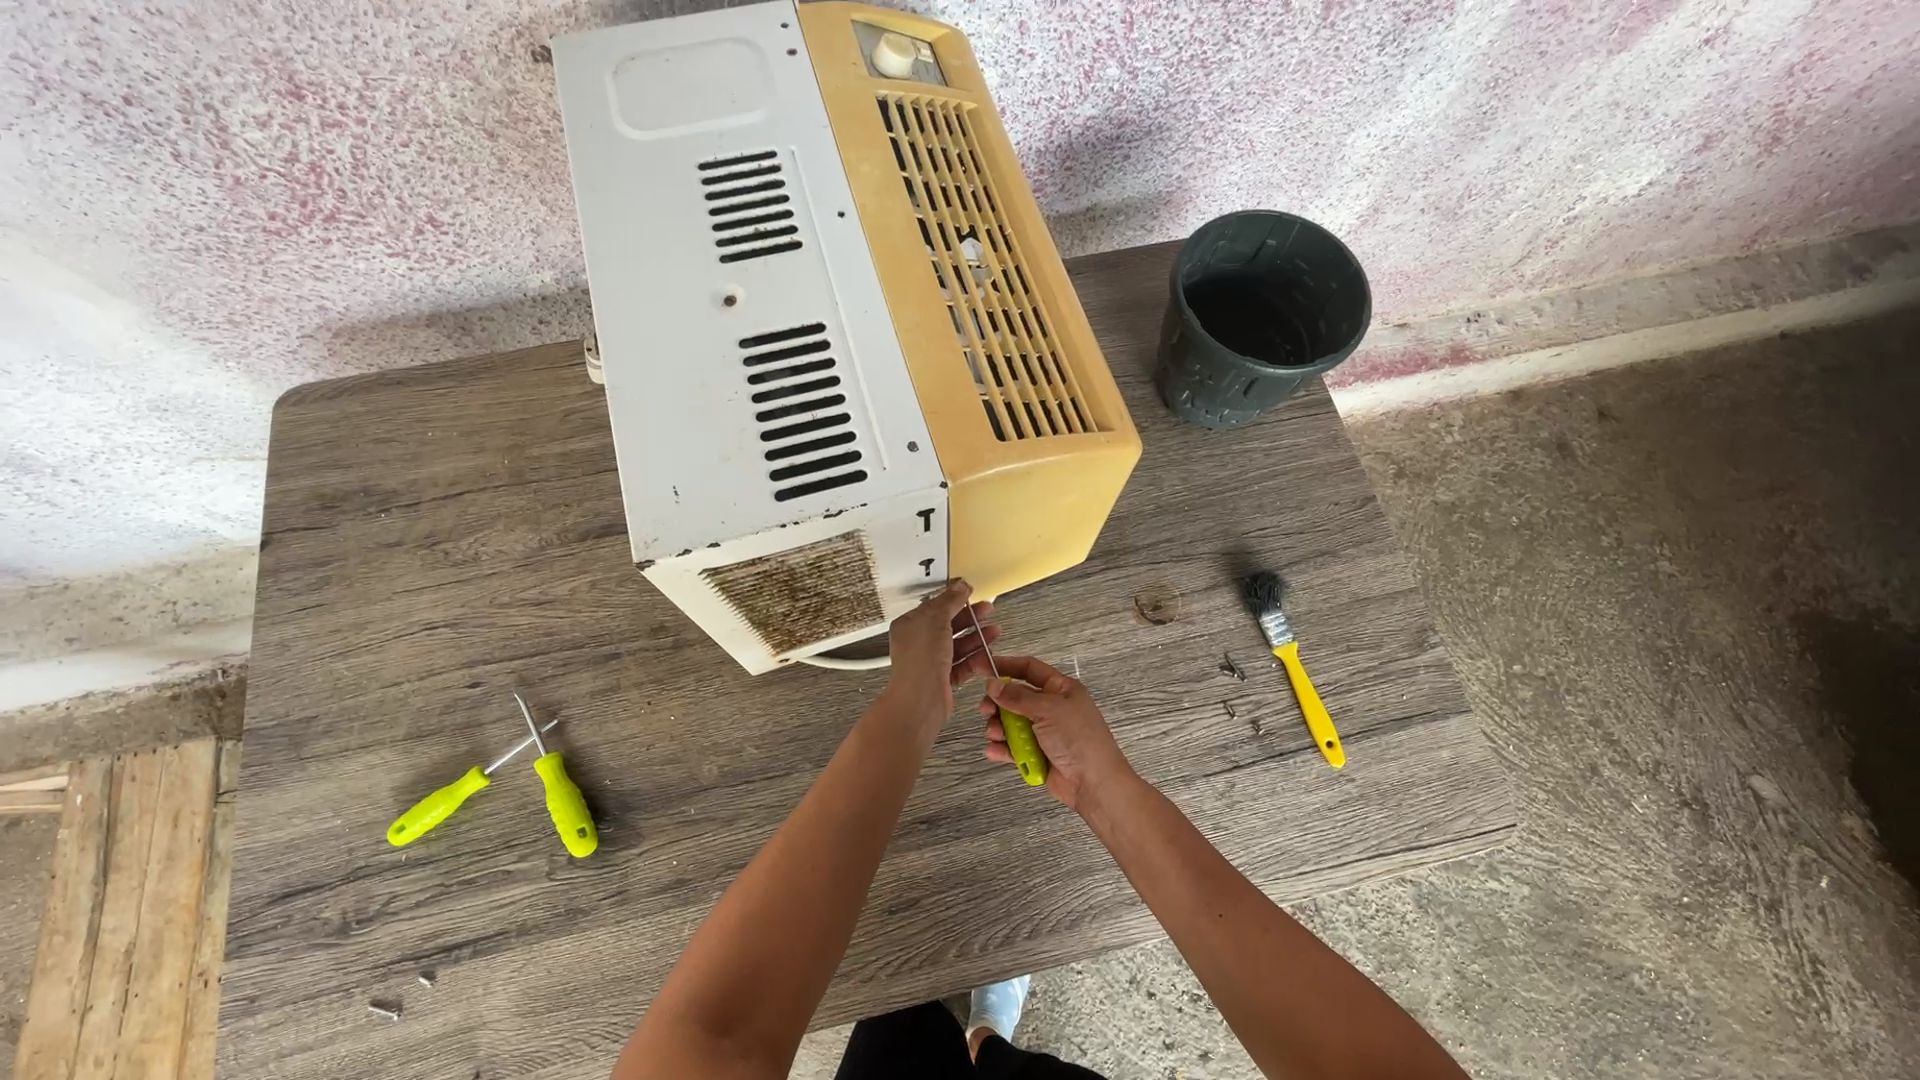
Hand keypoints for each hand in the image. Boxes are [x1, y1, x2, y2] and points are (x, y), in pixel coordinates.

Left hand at [882, 580, 999, 730]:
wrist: (920, 699)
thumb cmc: (920, 660)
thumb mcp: (936, 619)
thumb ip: (950, 600)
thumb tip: (960, 585)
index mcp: (910, 625)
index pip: (934, 607)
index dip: (953, 599)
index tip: (970, 593)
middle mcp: (919, 644)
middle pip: (948, 625)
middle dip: (970, 617)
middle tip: (987, 609)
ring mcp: (931, 662)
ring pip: (958, 646)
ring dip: (977, 637)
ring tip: (994, 631)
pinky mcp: (943, 679)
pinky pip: (963, 665)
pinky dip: (976, 658)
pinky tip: (989, 652)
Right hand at [978, 656, 1136, 813]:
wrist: (1093, 782)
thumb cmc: (1078, 738)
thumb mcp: (1048, 709)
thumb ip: (1017, 696)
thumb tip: (992, 684)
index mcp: (1060, 689)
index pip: (1030, 669)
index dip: (1007, 666)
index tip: (984, 668)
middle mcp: (1051, 708)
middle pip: (1015, 698)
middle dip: (998, 703)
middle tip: (985, 710)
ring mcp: (1044, 732)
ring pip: (1011, 723)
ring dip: (999, 728)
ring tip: (995, 734)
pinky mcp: (1037, 754)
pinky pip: (1013, 747)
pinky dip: (1002, 748)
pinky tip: (994, 750)